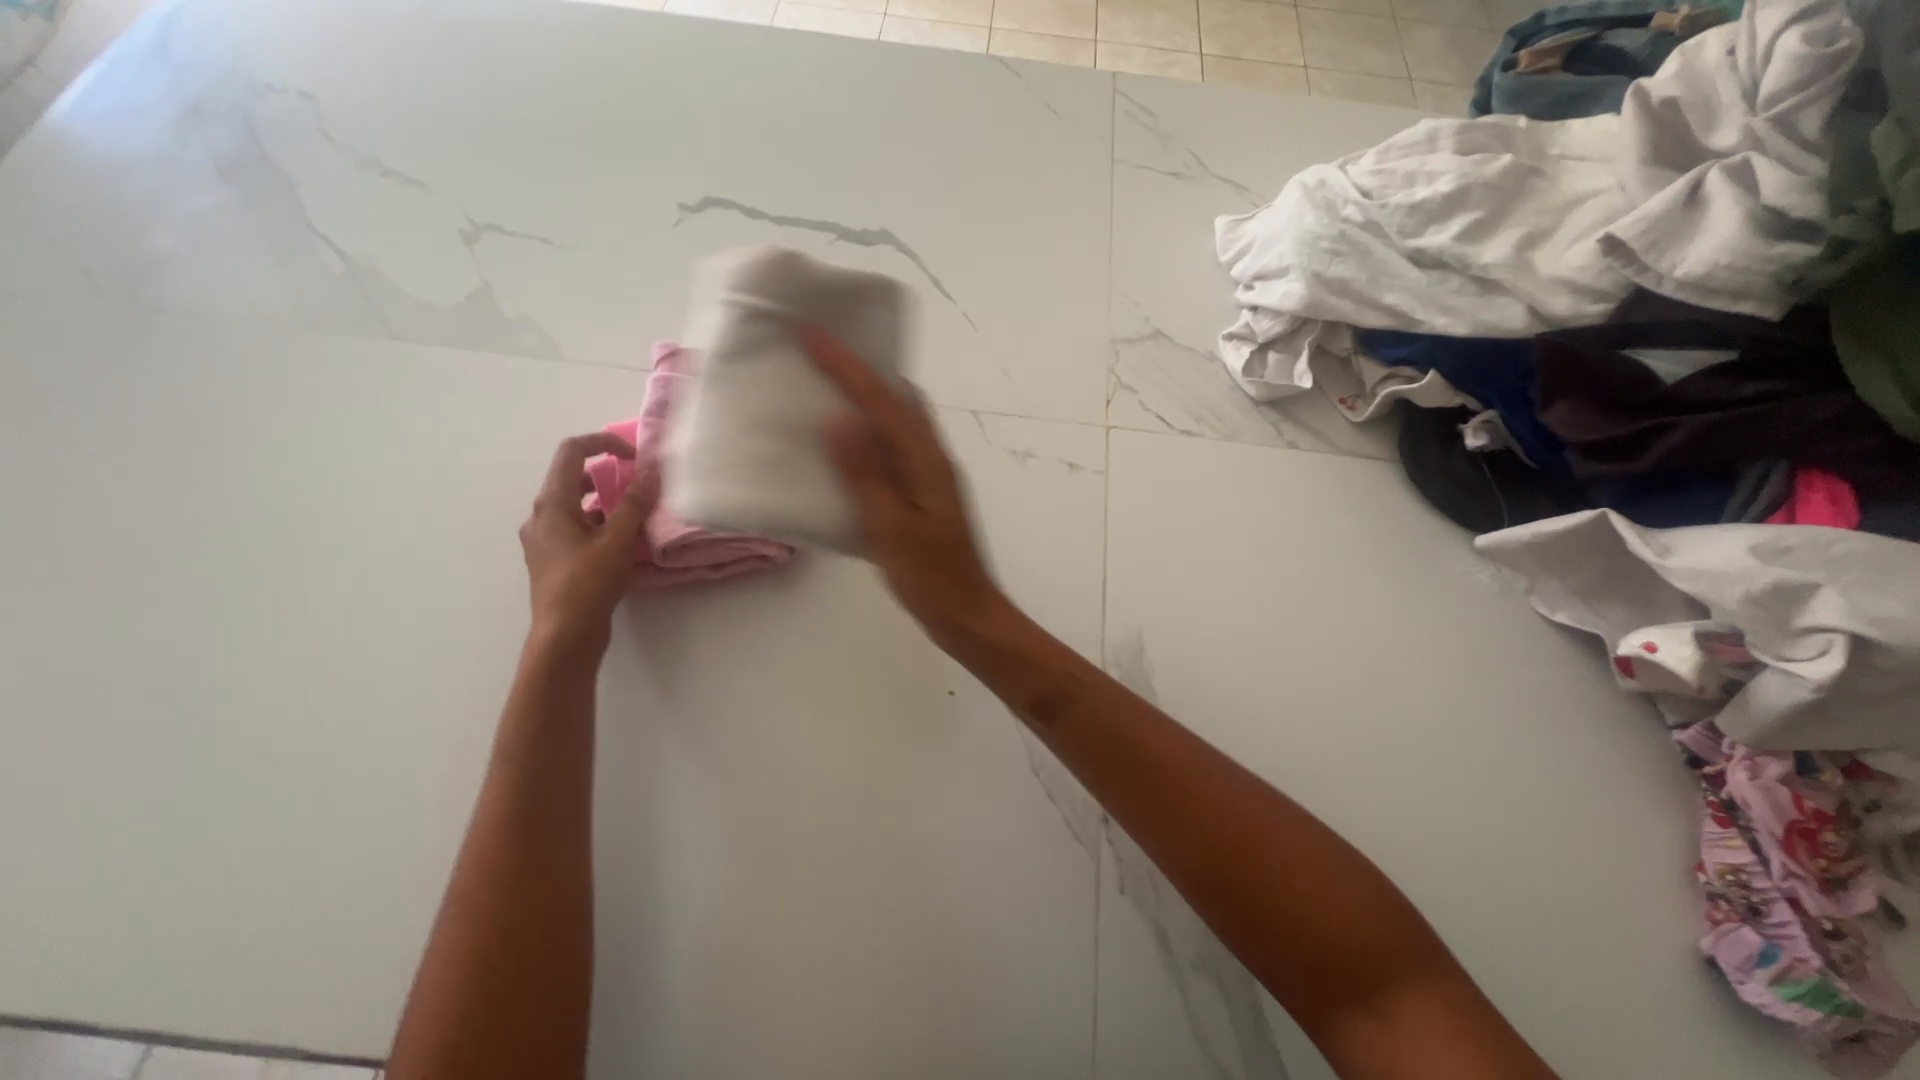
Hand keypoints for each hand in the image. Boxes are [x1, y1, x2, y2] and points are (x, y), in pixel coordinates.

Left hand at [519, 433, 659, 656]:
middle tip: (639, 487)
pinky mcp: (556, 562)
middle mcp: (542, 517)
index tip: (634, 456)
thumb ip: (635, 503)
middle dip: (609, 476)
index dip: (604, 443)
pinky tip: (626, 546)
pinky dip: (601, 528)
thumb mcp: (617, 541)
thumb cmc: (587, 585)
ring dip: (607, 504)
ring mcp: (546, 541)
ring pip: (578, 508)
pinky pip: (579, 531)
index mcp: (551, 504)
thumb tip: (651, 470)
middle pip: (574, 479)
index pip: (572, 452)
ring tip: (637, 517)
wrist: (564, 638)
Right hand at [800, 325, 1007, 640]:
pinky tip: (845, 442)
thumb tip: (838, 421)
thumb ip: (866, 475)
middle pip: (897, 400)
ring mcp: (931, 476)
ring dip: (866, 398)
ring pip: (898, 421)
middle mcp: (932, 459)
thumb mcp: (891, 529)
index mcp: (926, 461)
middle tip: (820, 351)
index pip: (883, 401)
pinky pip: (894, 447)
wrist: (968, 615)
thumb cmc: (931, 578)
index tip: (812, 334)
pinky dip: (869, 431)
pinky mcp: (924, 494)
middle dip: (860, 370)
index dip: (847, 366)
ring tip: (826, 384)